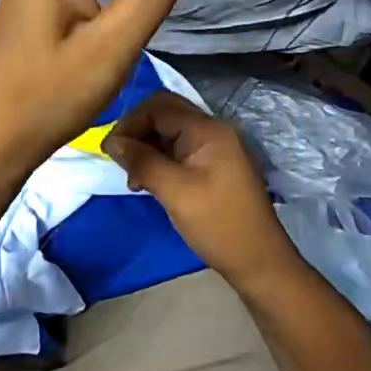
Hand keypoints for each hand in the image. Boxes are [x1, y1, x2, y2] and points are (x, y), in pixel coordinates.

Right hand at [102, 92, 299, 288]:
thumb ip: (141, 161)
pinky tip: (148, 181)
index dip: (130, 122)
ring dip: (145, 146)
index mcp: (207, 130)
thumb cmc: (218, 225)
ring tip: (133, 177)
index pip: (158, 107)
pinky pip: (178, 147)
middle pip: (164, 113)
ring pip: (169, 130)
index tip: (110, 150)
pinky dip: (158, 157)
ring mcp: (215, 147)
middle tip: (119, 158)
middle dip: (136, 131)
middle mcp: (212, 130)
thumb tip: (111, 142)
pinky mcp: (213, 164)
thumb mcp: (174, 192)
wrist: (260, 263)